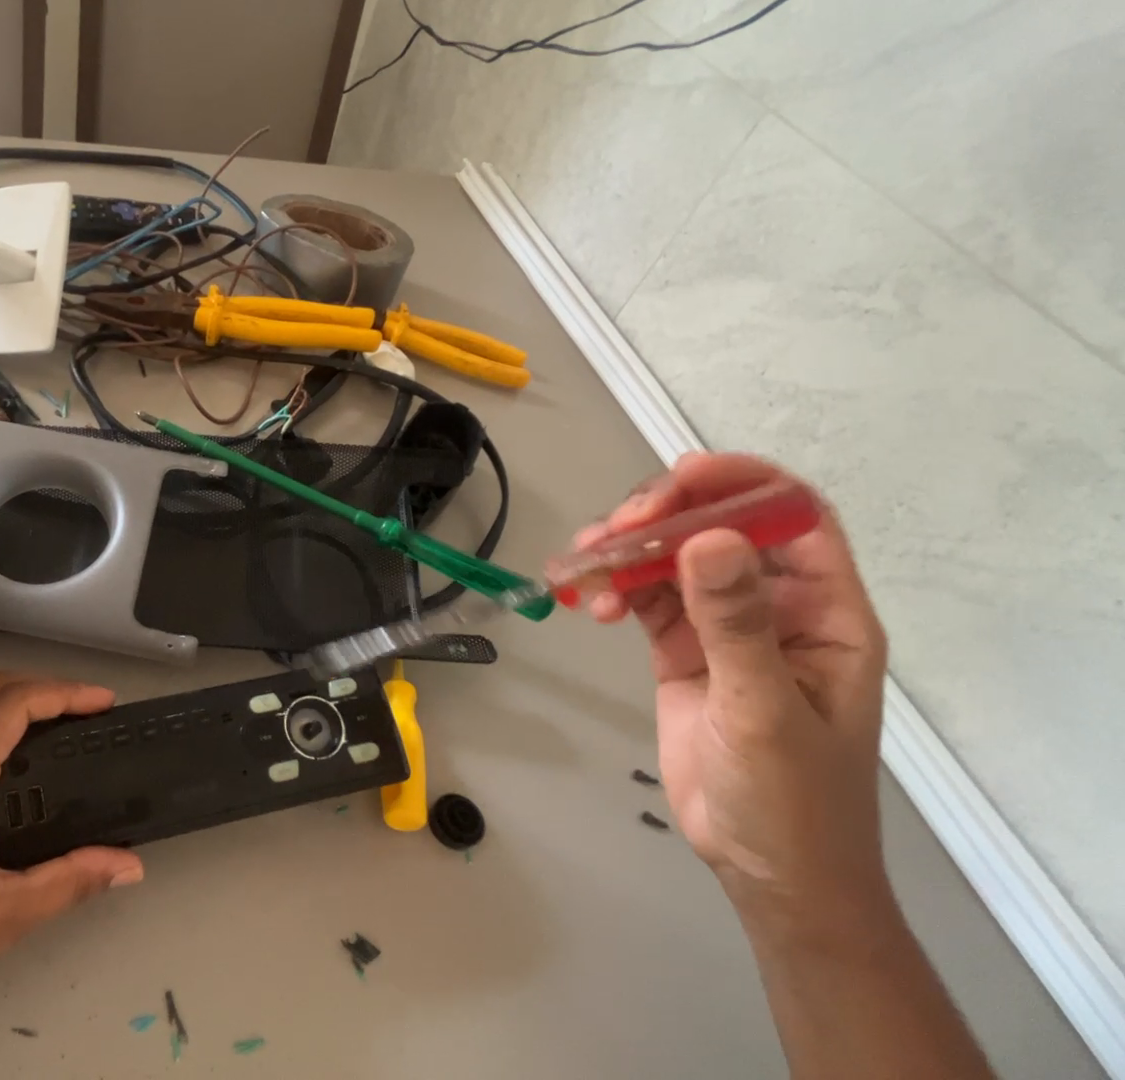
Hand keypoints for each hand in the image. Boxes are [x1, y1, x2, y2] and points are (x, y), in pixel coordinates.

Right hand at [578, 454, 890, 922]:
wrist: (765, 868)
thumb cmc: (791, 798)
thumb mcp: (763, 709)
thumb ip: (735, 624)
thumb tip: (708, 539)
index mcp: (825, 611)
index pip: (794, 518)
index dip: (745, 483)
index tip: (681, 476)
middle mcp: (775, 606)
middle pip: (719, 528)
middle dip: (664, 517)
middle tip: (613, 529)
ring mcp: (722, 627)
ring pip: (671, 560)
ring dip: (626, 551)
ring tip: (584, 563)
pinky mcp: (680, 651)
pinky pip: (643, 599)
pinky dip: (612, 589)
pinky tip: (588, 602)